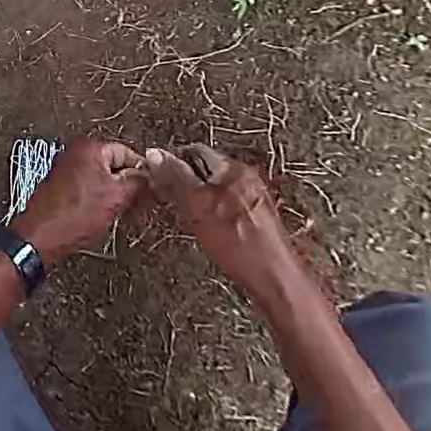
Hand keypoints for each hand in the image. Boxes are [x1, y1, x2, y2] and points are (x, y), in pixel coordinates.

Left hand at [11, 137, 146, 263]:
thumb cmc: (74, 215)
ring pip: (103, 177)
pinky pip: (89, 186)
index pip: (128, 153)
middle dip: (129, 184)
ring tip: (121, 212)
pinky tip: (104, 214)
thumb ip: (138, 182)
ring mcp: (68, 167)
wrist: (41, 235)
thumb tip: (150, 174)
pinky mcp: (63, 184)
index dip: (143, 173)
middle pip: (115, 164)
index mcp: (90, 147)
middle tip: (138, 204)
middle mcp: (77, 152)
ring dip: (115, 193)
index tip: (152, 189)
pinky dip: (100, 197)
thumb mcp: (117, 197)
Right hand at [145, 143, 285, 270]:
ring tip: (191, 221)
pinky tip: (209, 233)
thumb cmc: (240, 244)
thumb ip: (176, 176)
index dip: (172, 165)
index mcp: (233, 168)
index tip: (160, 180)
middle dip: (184, 185)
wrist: (274, 279)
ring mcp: (253, 199)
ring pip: (214, 190)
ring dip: (197, 202)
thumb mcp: (196, 205)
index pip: (193, 151)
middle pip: (204, 170)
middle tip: (173, 202)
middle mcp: (247, 179)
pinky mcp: (255, 218)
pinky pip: (225, 207)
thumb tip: (156, 154)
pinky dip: (212, 215)